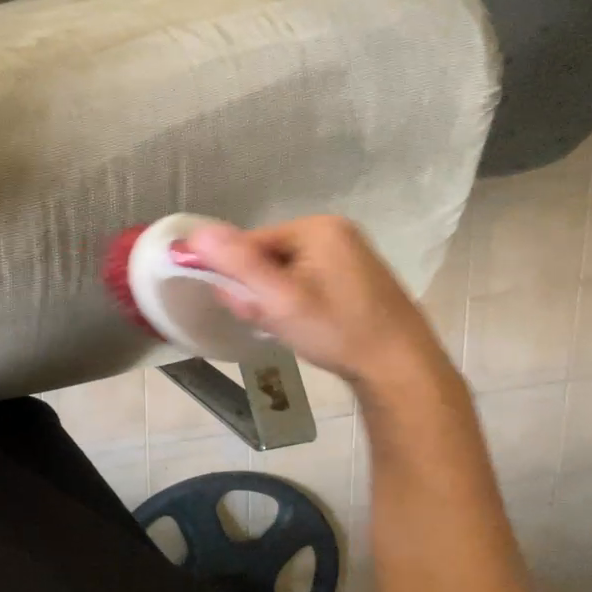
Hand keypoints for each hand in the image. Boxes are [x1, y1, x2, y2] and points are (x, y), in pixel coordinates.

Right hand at [184, 216, 453, 392]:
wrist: (397, 364)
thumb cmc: (336, 330)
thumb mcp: (278, 299)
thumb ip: (236, 264)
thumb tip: (194, 234)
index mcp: (314, 228)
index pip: (243, 244)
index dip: (234, 277)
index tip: (245, 307)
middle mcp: (330, 230)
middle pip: (260, 256)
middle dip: (252, 289)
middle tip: (266, 319)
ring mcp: (342, 251)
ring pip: (275, 270)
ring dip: (267, 298)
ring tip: (282, 322)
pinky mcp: (346, 271)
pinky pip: (296, 278)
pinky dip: (286, 300)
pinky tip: (298, 320)